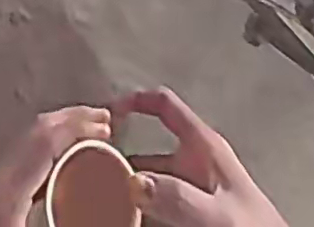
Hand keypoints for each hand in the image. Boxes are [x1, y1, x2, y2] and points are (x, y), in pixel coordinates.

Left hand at [0, 105, 113, 226]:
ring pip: (28, 137)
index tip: (106, 126)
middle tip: (103, 117)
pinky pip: (24, 152)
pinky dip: (49, 143)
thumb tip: (107, 210)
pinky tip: (65, 152)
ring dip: (60, 127)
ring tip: (89, 127)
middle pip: (36, 130)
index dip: (77, 127)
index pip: (46, 141)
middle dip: (72, 118)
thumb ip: (69, 220)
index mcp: (8, 193)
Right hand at [114, 88, 288, 226]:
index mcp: (203, 146)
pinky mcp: (194, 217)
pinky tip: (128, 220)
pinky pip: (161, 209)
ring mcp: (196, 191)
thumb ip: (177, 196)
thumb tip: (135, 181)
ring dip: (133, 192)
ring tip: (105, 199)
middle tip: (97, 170)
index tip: (107, 113)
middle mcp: (196, 163)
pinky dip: (144, 213)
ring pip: (153, 185)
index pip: (163, 105)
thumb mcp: (216, 213)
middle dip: (124, 159)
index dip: (135, 100)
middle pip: (151, 151)